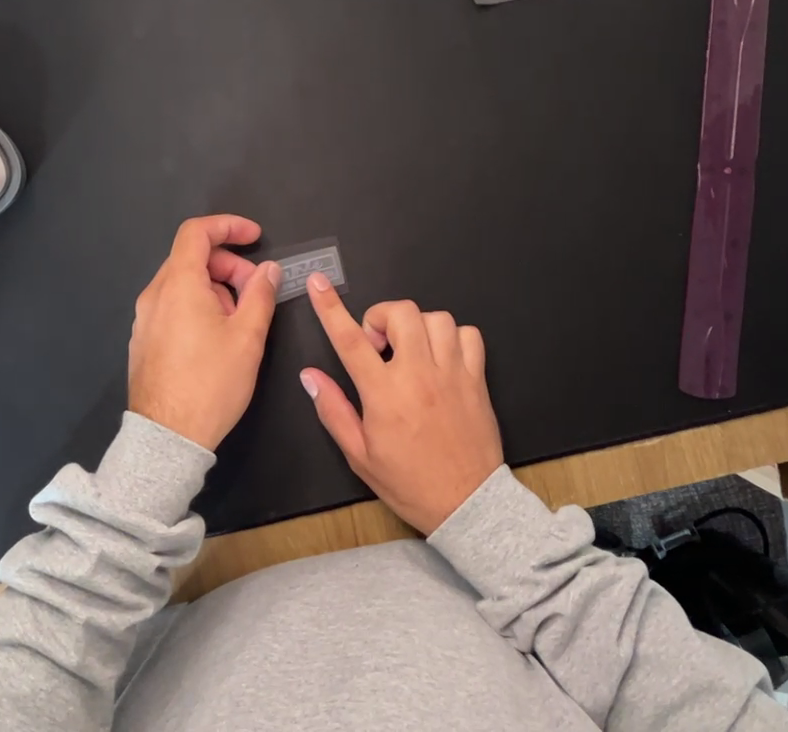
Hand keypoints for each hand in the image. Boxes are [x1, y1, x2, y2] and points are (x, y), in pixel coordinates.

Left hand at [128, 215, 281, 450]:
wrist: (168, 438)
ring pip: (182, 284)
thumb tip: (268, 270)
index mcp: (178, 284)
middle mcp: (154, 295)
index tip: (255, 237)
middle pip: (191, 258)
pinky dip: (198, 306)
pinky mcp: (143, 340)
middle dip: (228, 265)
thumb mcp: (248, 337)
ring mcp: (144, 319)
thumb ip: (260, 295)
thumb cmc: (211, 383)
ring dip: (215, 288)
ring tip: (240, 321)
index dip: (228, 226)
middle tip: (257, 291)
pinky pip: (172, 306)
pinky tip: (217, 337)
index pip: (196, 232)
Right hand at [297, 275, 503, 533]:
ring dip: (417, 326)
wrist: (467, 504)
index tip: (319, 284)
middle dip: (382, 317)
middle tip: (379, 345)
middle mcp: (419, 375)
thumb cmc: (410, 483)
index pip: (350, 339)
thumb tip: (310, 377)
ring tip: (410, 350)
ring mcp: (452, 373)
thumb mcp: (360, 455)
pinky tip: (441, 356)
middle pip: (400, 313)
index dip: (330, 307)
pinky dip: (453, 336)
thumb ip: (333, 410)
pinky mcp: (477, 379)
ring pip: (436, 318)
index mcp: (384, 394)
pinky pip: (468, 335)